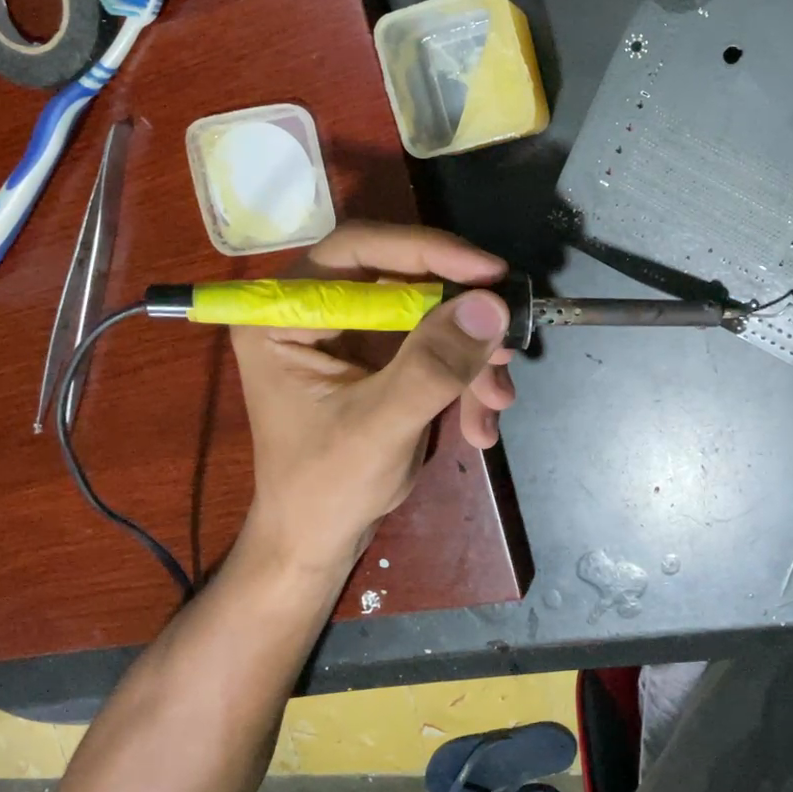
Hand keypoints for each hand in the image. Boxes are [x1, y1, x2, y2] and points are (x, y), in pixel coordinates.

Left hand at [229, 223, 515, 571]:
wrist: (320, 541)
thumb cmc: (325, 489)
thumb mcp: (379, 427)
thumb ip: (431, 366)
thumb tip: (491, 306)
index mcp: (286, 314)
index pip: (359, 250)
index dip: (427, 251)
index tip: (490, 272)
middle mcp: (322, 312)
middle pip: (408, 281)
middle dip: (462, 322)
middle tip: (505, 350)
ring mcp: (359, 335)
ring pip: (436, 315)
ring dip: (474, 359)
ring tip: (495, 404)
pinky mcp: (389, 359)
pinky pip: (443, 347)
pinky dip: (469, 380)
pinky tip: (481, 425)